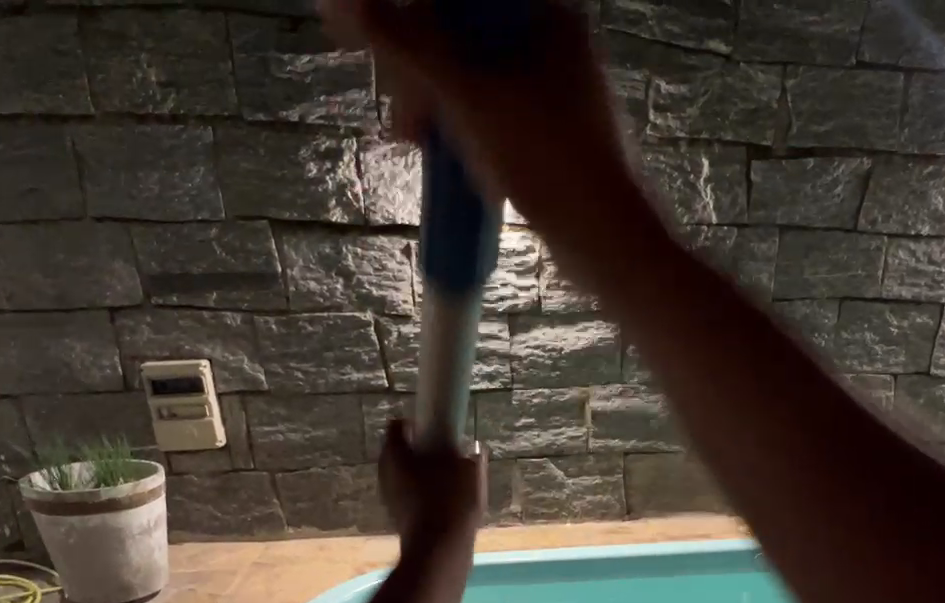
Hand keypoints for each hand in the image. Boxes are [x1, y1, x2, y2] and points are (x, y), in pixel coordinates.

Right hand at [322, 0, 654, 251]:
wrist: (605, 237)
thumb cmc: (544, 159)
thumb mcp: (468, 97)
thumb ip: (406, 44)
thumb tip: (339, 2)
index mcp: (545, 14)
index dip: (413, 17)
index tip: (382, 50)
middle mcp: (555, 43)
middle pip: (465, 35)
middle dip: (423, 73)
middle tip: (406, 121)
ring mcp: (556, 91)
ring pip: (477, 80)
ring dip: (440, 107)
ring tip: (420, 144)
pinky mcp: (553, 134)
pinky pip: (496, 116)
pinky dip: (468, 131)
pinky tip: (456, 162)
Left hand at [378, 419, 485, 548]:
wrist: (439, 550)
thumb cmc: (452, 502)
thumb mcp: (470, 471)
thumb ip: (469, 456)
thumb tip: (473, 449)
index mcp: (396, 454)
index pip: (397, 426)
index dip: (418, 423)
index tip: (437, 428)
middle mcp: (386, 472)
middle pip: (400, 452)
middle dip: (421, 450)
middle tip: (446, 454)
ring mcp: (389, 497)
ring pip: (404, 475)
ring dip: (422, 474)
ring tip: (450, 480)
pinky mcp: (397, 517)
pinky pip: (410, 496)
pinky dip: (423, 494)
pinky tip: (446, 502)